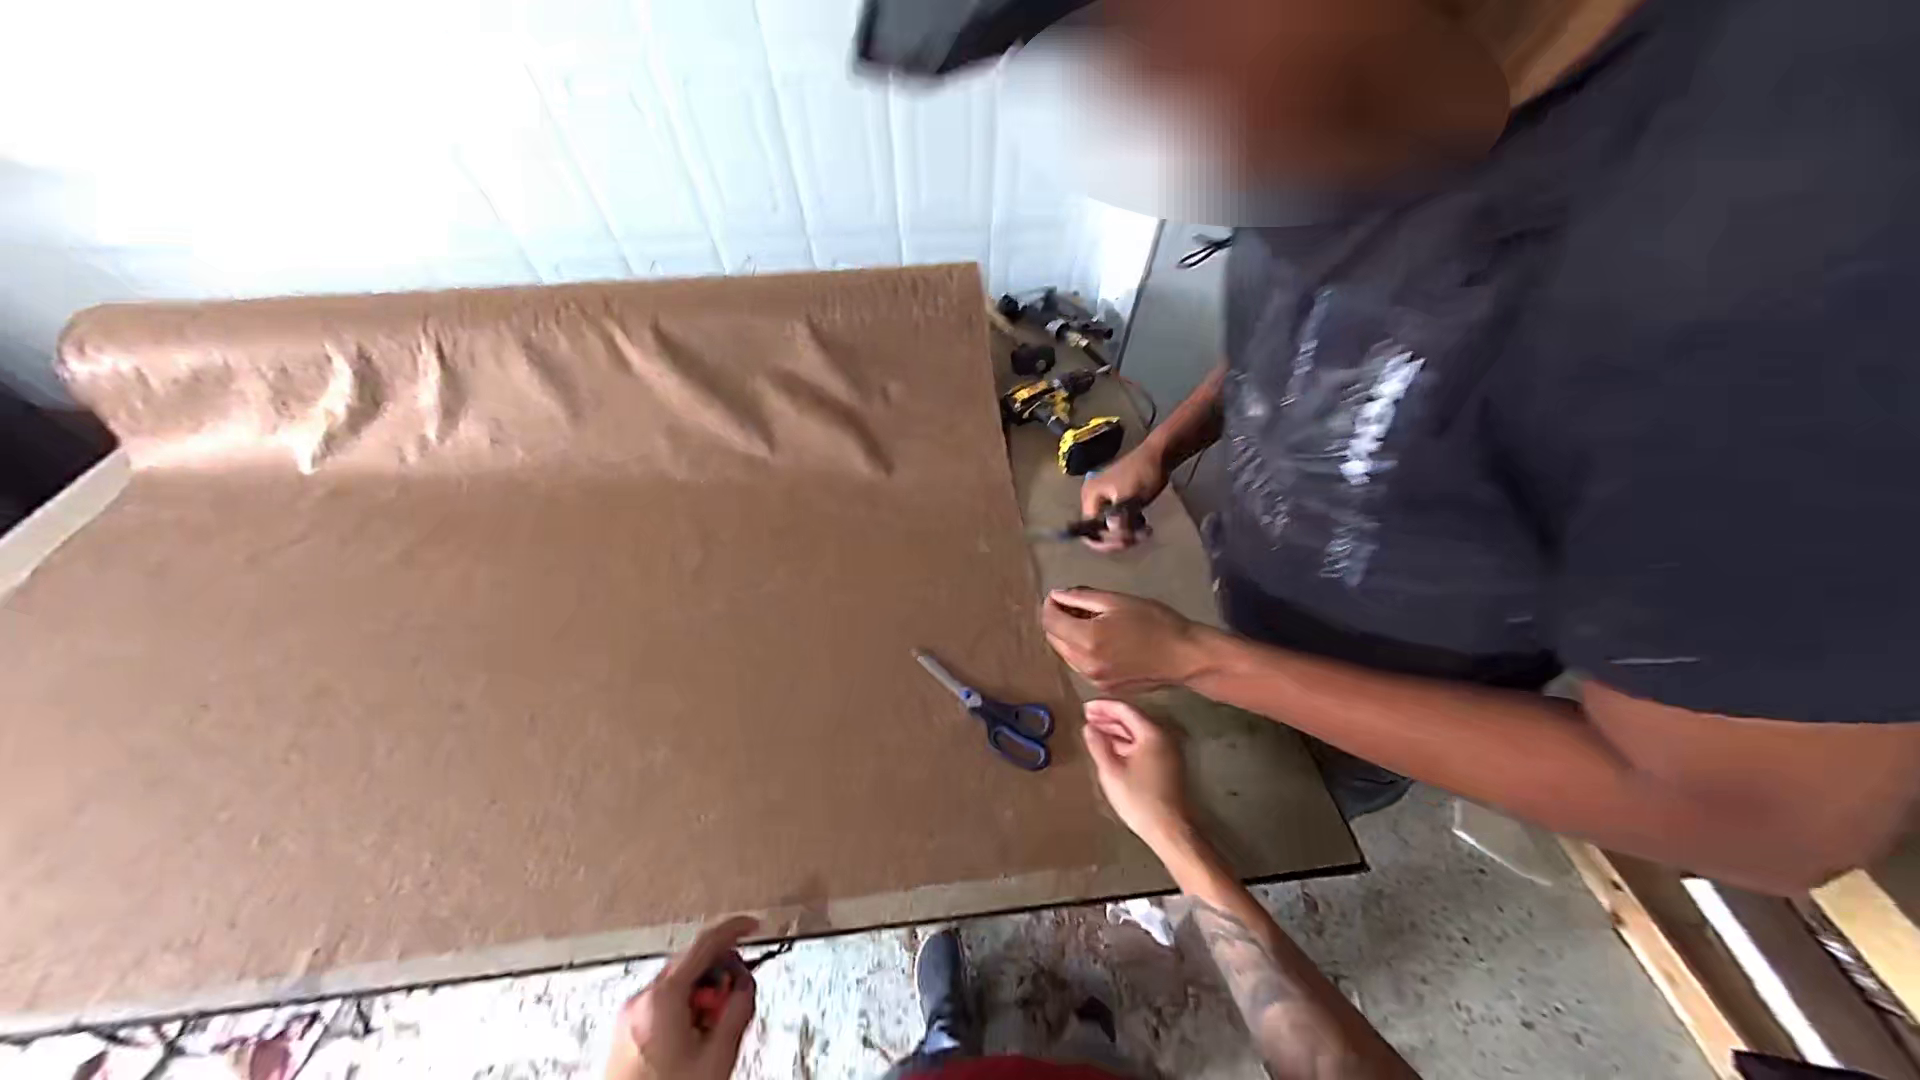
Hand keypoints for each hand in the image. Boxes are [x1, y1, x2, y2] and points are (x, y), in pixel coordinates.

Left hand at [605, 916, 758, 1079]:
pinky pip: (663, 1002)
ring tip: (716, 1025)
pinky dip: (686, 1007)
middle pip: (690, 963)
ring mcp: (629, 1017)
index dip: (734, 929)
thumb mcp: (717, 1056)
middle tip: (739, 989)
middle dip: (720, 971)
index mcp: (662, 998)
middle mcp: (641, 1001)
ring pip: (678, 983)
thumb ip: (738, 1009)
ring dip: (704, 992)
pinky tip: (696, 1036)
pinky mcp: (625, 1033)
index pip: (705, 943)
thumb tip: (745, 985)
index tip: (752, 926)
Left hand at [1041, 588, 1216, 691]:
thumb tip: (1056, 595)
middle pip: (1054, 639)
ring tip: (1090, 622)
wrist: (1184, 657)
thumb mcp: (1116, 601)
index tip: (1059, 596)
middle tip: (1077, 606)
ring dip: (1068, 636)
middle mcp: (1083, 664)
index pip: (1050, 621)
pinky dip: (1081, 651)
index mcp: (1086, 640)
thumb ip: (1081, 597)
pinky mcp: (1103, 687)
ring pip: (1065, 654)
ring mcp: (1092, 679)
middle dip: (1058, 620)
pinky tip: (1101, 640)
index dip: (1050, 605)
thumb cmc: (1155, 622)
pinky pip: (1080, 666)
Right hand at [1078, 445, 1168, 551]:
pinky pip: (1117, 519)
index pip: (1088, 530)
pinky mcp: (1115, 498)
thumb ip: (1121, 520)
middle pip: (1099, 530)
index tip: (1125, 543)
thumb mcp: (1131, 499)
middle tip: (1140, 538)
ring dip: (1127, 533)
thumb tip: (1116, 537)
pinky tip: (1143, 523)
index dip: (1104, 541)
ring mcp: (1103, 498)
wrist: (1158, 455)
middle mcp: (1092, 498)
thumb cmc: (1143, 474)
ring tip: (1146, 530)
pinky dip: (1129, 524)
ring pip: (1110, 526)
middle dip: (1119, 537)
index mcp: (1090, 496)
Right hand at [1081, 699, 1194, 851]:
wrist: (1169, 829)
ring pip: (1138, 732)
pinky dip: (1125, 742)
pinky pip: (1143, 744)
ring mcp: (1167, 751)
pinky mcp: (1167, 764)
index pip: (1125, 709)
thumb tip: (1089, 727)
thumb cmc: (1139, 799)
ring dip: (1116, 730)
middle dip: (1108, 717)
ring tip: (1094, 731)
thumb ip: (1098, 744)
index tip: (1084, 707)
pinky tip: (1110, 747)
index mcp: (1152, 734)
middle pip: (1133, 719)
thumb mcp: (1111, 770)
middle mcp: (1163, 737)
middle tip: (1087, 717)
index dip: (1103, 706)